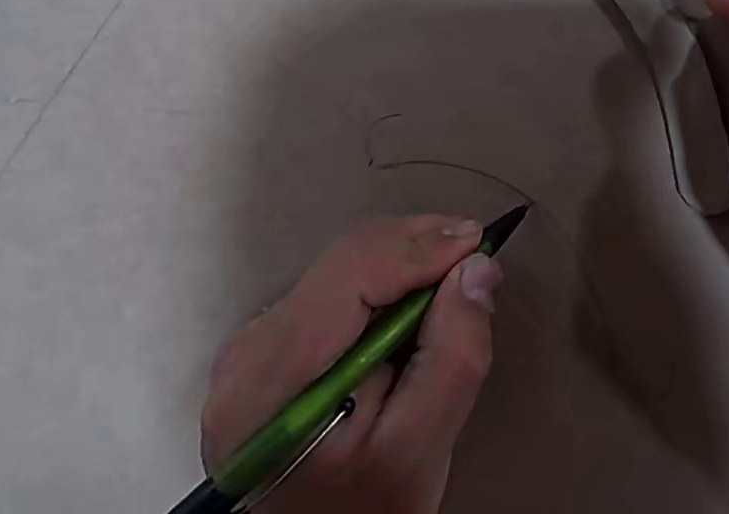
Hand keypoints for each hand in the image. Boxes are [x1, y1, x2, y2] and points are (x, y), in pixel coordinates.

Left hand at [201, 216, 501, 512]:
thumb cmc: (359, 510)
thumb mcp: (416, 459)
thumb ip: (451, 361)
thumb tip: (476, 269)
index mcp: (269, 380)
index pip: (348, 277)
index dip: (415, 249)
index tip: (476, 242)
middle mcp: (252, 342)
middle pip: (347, 257)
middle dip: (418, 245)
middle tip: (474, 254)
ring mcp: (260, 332)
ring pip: (346, 260)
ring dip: (407, 257)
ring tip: (453, 274)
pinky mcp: (279, 330)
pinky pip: (342, 278)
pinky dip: (389, 274)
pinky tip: (418, 294)